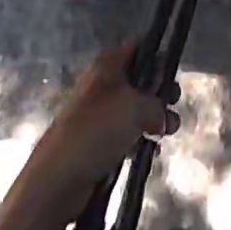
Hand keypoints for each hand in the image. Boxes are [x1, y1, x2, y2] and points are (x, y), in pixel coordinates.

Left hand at [28, 44, 178, 197]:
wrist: (57, 180)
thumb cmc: (96, 131)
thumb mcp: (136, 107)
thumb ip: (158, 106)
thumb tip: (163, 118)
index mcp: (107, 67)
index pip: (138, 49)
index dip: (157, 58)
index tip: (172, 74)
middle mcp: (103, 85)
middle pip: (140, 80)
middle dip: (160, 92)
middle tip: (173, 103)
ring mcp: (100, 115)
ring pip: (136, 109)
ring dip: (155, 119)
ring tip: (167, 132)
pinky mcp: (98, 143)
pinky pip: (128, 134)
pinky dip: (141, 139)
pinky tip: (152, 149)